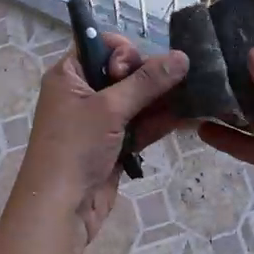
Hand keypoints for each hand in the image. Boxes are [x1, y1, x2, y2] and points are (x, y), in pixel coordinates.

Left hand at [16, 35, 189, 246]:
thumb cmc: (75, 147)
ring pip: (135, 100)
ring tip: (193, 92)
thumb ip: (147, 82)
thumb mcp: (110, 108)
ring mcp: (98, 121)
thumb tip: (182, 57)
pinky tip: (186, 114)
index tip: (130, 69)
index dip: (122, 51)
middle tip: (170, 82)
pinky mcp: (113, 145)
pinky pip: (140, 125)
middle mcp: (82, 93)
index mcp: (68, 75)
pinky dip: (159, 121)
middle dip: (150, 75)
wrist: (60, 209)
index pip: (99, 45)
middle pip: (123, 72)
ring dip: (160, 98)